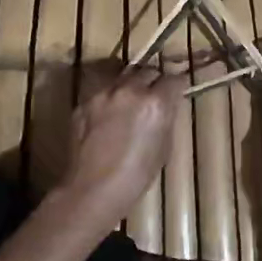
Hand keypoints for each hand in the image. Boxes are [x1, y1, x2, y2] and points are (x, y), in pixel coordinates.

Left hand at [57, 67, 186, 231]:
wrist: (93, 189)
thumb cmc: (138, 173)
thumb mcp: (165, 143)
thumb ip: (166, 117)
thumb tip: (166, 106)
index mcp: (156, 102)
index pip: (174, 79)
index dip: (177, 86)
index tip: (178, 93)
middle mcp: (130, 90)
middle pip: (148, 71)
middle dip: (155, 80)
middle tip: (156, 95)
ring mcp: (103, 95)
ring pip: (123, 76)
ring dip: (131, 84)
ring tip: (132, 100)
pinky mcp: (83, 104)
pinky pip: (103, 91)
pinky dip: (111, 96)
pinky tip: (111, 114)